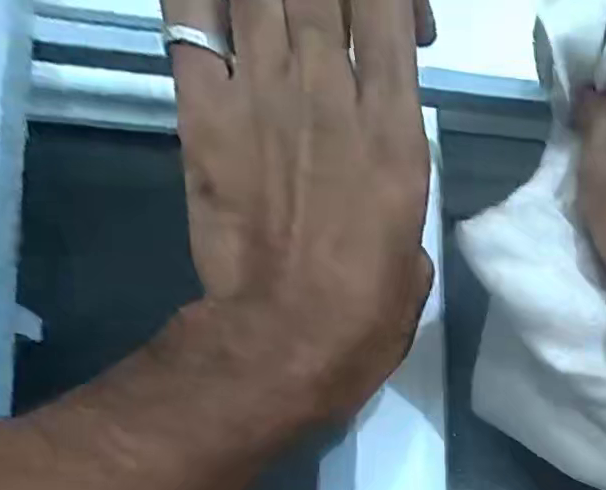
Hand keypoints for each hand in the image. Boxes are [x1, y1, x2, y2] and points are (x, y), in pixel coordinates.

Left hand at [160, 0, 436, 415]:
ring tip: (291, 14)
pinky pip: (189, 16)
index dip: (398, 1)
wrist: (286, 340)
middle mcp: (329, 96)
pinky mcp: (200, 111)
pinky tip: (223, 11)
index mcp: (394, 137)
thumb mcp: (416, 254)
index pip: (388, 12)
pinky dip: (204, 2)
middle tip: (344, 17)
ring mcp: (260, 97)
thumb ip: (400, 196)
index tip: (404, 26)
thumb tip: (378, 173)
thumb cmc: (369, 315)